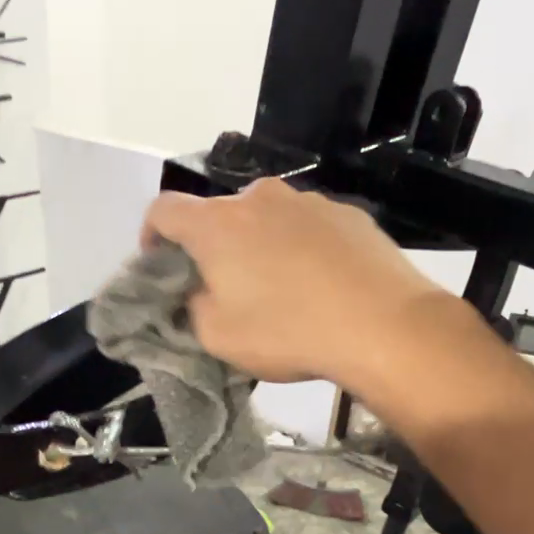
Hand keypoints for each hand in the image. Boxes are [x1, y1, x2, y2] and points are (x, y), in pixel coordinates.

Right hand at [142, 177, 453, 384]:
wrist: (382, 325)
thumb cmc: (287, 331)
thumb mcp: (218, 336)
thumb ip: (192, 306)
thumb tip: (198, 291)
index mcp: (217, 224)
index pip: (163, 210)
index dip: (151, 236)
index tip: (160, 266)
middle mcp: (259, 197)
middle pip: (220, 216)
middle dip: (213, 249)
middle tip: (224, 290)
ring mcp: (308, 201)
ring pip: (267, 220)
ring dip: (259, 248)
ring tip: (279, 292)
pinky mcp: (348, 213)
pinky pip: (308, 229)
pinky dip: (301, 250)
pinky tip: (319, 287)